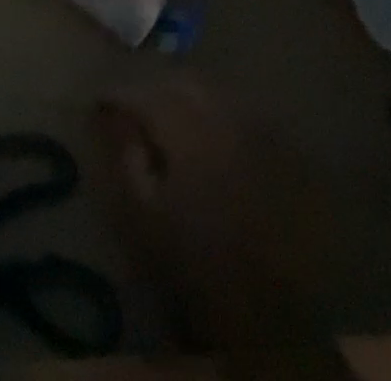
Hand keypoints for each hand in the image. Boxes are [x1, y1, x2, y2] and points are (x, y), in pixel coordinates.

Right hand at [94, 72, 340, 361]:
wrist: (263, 306)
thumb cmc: (188, 257)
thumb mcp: (136, 210)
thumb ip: (122, 154)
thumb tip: (108, 114)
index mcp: (193, 139)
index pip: (148, 95)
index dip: (118, 93)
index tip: (98, 102)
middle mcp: (235, 129)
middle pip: (190, 84)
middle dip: (156, 87)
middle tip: (133, 105)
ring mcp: (270, 143)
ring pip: (224, 97)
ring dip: (191, 99)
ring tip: (170, 118)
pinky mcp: (293, 162)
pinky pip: (252, 122)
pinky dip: (223, 119)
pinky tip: (211, 139)